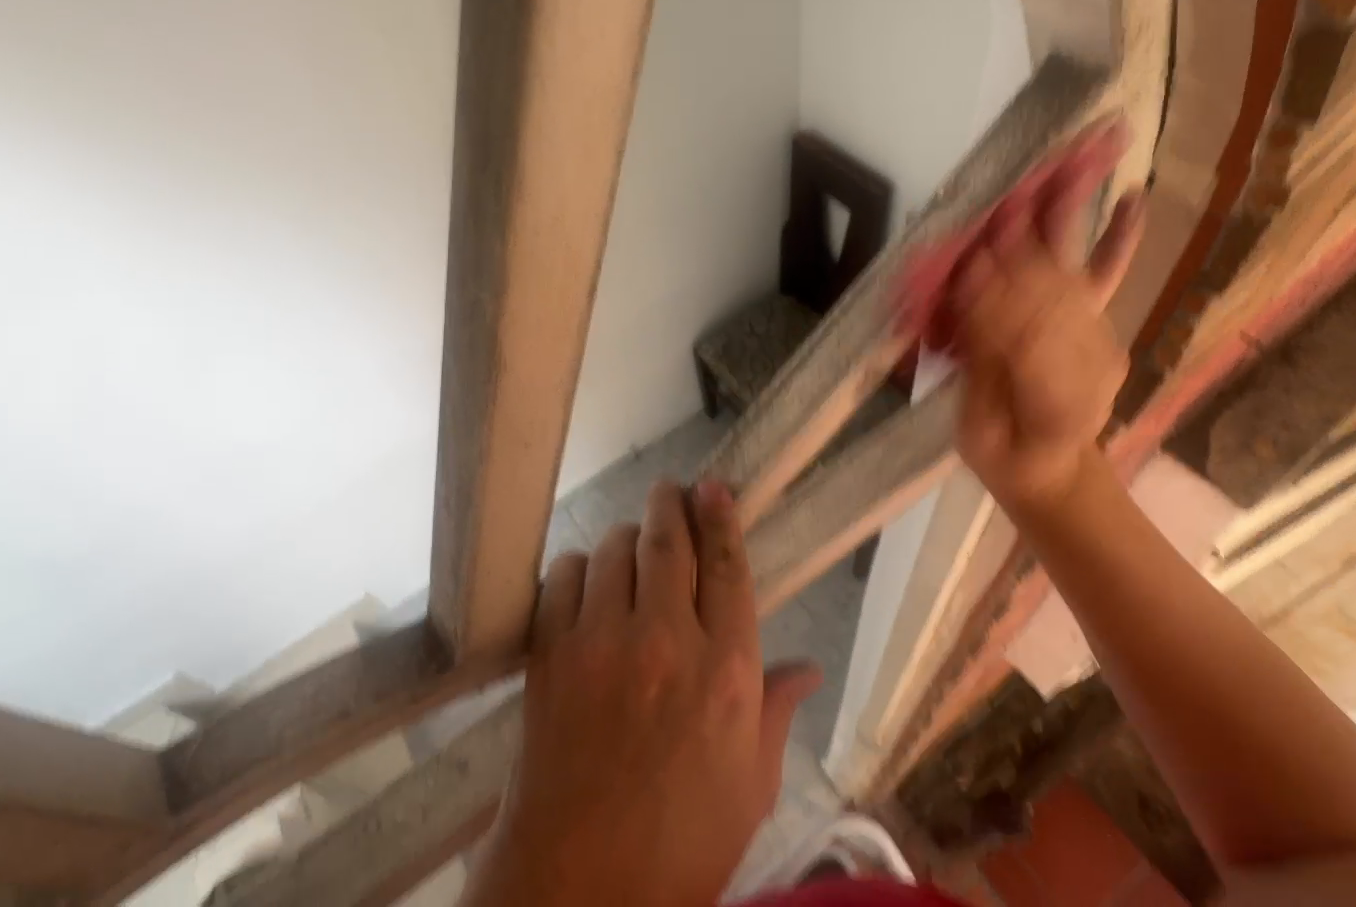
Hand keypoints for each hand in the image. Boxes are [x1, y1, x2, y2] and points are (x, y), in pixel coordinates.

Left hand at [463, 480, 821, 906]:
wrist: (581, 883)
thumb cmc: (682, 841)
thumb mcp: (752, 784)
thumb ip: (775, 712)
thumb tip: (806, 669)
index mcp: (726, 671)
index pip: (727, 567)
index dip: (721, 518)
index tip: (715, 488)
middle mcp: (665, 641)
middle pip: (668, 542)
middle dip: (670, 505)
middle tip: (671, 491)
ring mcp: (600, 643)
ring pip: (613, 551)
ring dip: (626, 538)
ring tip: (632, 546)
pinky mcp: (550, 655)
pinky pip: (561, 579)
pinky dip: (576, 567)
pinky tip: (585, 582)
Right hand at [952, 127, 1142, 509]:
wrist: (1049, 468)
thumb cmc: (1016, 450)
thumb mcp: (996, 423)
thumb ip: (991, 359)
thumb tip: (975, 285)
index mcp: (1050, 361)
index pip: (1022, 306)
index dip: (1002, 270)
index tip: (986, 232)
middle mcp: (1071, 330)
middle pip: (1055, 260)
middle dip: (1053, 209)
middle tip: (1060, 153)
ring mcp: (1086, 322)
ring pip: (1076, 254)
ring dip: (1076, 203)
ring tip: (1091, 147)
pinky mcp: (1094, 320)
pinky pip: (1109, 274)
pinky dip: (1120, 237)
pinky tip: (1133, 198)